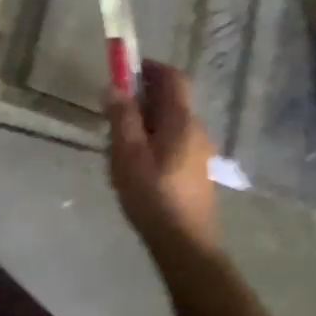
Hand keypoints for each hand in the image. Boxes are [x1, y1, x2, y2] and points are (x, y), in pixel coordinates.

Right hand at [106, 60, 218, 252]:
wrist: (187, 247)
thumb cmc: (154, 196)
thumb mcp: (128, 153)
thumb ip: (121, 116)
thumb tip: (113, 85)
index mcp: (182, 120)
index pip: (173, 77)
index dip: (149, 68)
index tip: (123, 72)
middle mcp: (197, 130)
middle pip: (171, 99)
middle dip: (142, 96)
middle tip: (114, 111)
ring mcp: (201, 153)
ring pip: (171, 122)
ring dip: (146, 120)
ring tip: (120, 142)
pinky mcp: (198, 172)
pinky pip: (175, 141)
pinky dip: (155, 139)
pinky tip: (137, 165)